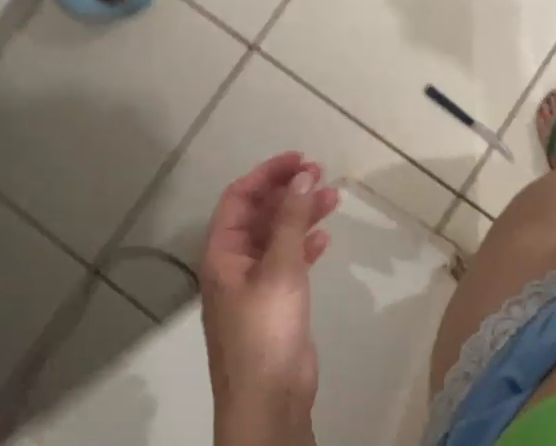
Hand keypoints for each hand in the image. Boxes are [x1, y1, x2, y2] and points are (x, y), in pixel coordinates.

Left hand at [199, 151, 341, 438]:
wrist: (268, 397)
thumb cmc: (265, 328)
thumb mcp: (279, 268)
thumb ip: (291, 219)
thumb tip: (302, 175)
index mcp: (222, 253)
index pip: (239, 197)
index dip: (268, 173)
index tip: (301, 158)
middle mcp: (234, 264)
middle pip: (259, 213)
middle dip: (288, 191)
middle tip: (321, 174)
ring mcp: (254, 284)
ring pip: (277, 235)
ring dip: (301, 214)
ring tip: (333, 198)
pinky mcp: (275, 302)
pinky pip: (289, 261)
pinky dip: (305, 244)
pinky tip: (325, 238)